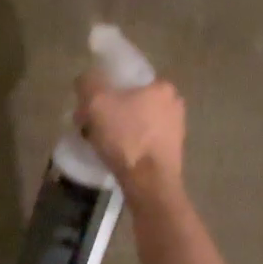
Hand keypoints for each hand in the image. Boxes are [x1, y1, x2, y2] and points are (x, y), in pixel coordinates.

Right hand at [75, 73, 185, 198]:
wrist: (150, 184)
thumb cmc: (126, 137)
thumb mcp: (96, 102)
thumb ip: (88, 82)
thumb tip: (86, 80)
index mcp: (162, 86)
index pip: (128, 79)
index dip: (105, 90)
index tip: (90, 105)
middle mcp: (175, 104)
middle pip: (132, 101)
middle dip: (110, 111)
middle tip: (89, 125)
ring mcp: (176, 130)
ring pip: (137, 122)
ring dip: (118, 129)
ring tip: (99, 143)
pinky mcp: (172, 153)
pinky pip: (143, 142)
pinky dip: (129, 145)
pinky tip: (115, 156)